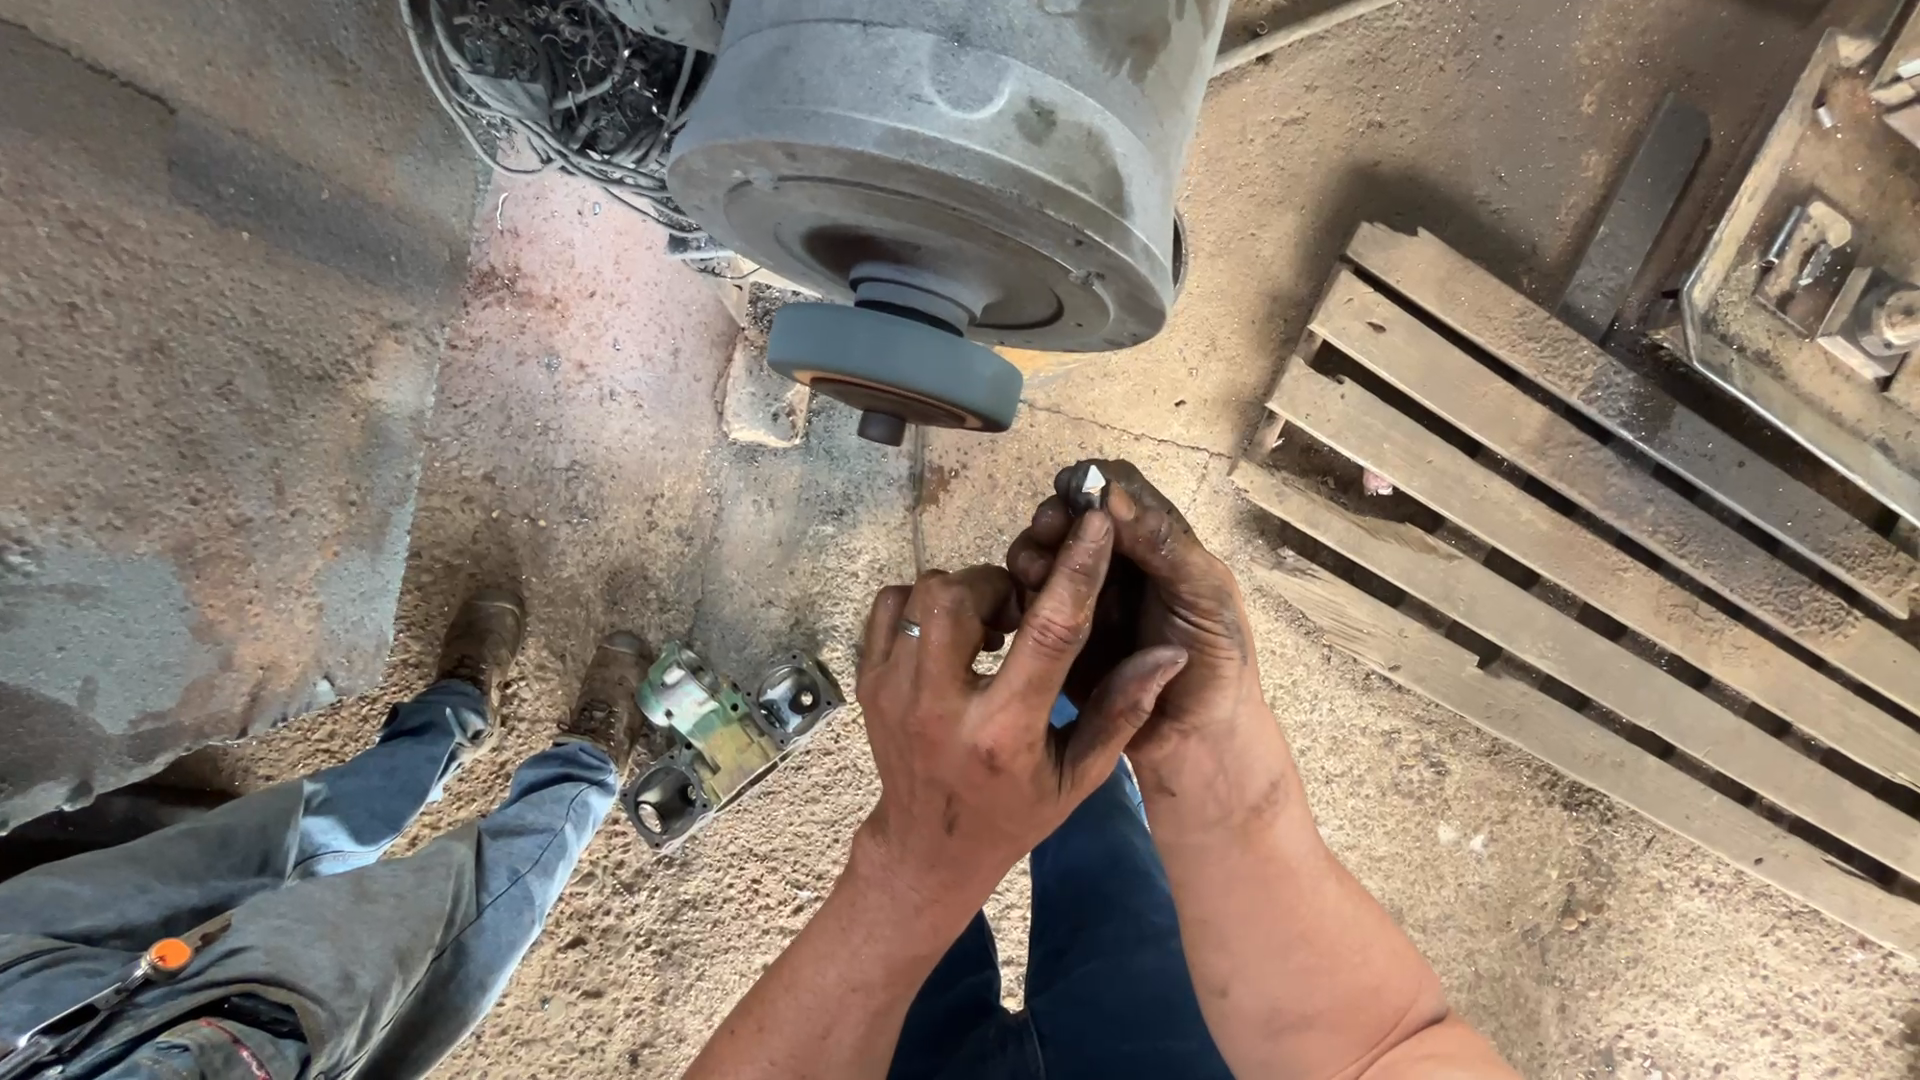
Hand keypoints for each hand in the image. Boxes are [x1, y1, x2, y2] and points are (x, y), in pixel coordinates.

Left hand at [852, 510, 1189, 920]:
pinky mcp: (867, 682)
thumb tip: (1168, 653)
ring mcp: (891, 691)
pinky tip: (946, 634)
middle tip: (1018, 612)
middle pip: (961, 596)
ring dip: (963, 593)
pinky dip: (921, 602)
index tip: (1092, 525)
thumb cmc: (1015, 812)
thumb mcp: (1080, 775)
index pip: (1046, 634)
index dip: (1075, 572)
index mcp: (1004, 733)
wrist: (928, 846)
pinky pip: (889, 604)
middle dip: (998, 585)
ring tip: (986, 628)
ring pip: (923, 593)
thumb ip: (1121, 711)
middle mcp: (939, 706)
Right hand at [1006, 461, 1284, 829]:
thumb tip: (1110, 492)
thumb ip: (1164, 545)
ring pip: (1046, 553)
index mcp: (1159, 543)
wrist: (1193, 740)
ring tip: (1033, 570)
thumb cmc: (1215, 663)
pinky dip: (1021, 588)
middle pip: (1073, 518)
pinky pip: (1033, 597)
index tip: (1071, 491)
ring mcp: (1085, 595)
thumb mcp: (1204, 597)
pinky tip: (1022, 597)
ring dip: (1034, 551)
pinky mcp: (1059, 630)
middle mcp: (1118, 561)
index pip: (1122, 493)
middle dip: (1054, 517)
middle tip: (1045, 532)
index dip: (1095, 485)